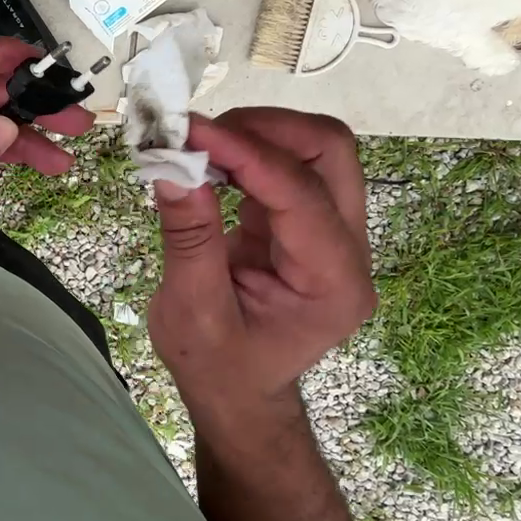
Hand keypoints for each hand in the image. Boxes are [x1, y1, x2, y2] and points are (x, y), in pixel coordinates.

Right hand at [146, 109, 375, 433]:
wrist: (237, 391)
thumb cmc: (216, 365)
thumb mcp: (192, 311)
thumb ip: (189, 238)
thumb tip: (172, 167)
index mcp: (333, 282)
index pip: (300, 195)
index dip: (245, 154)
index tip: (186, 129)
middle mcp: (348, 250)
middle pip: (332, 154)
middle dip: (265, 129)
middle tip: (198, 131)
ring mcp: (331, 233)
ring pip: (316, 151)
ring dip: (257, 133)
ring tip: (196, 142)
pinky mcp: (303, 223)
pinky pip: (287, 166)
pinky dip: (246, 150)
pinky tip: (206, 157)